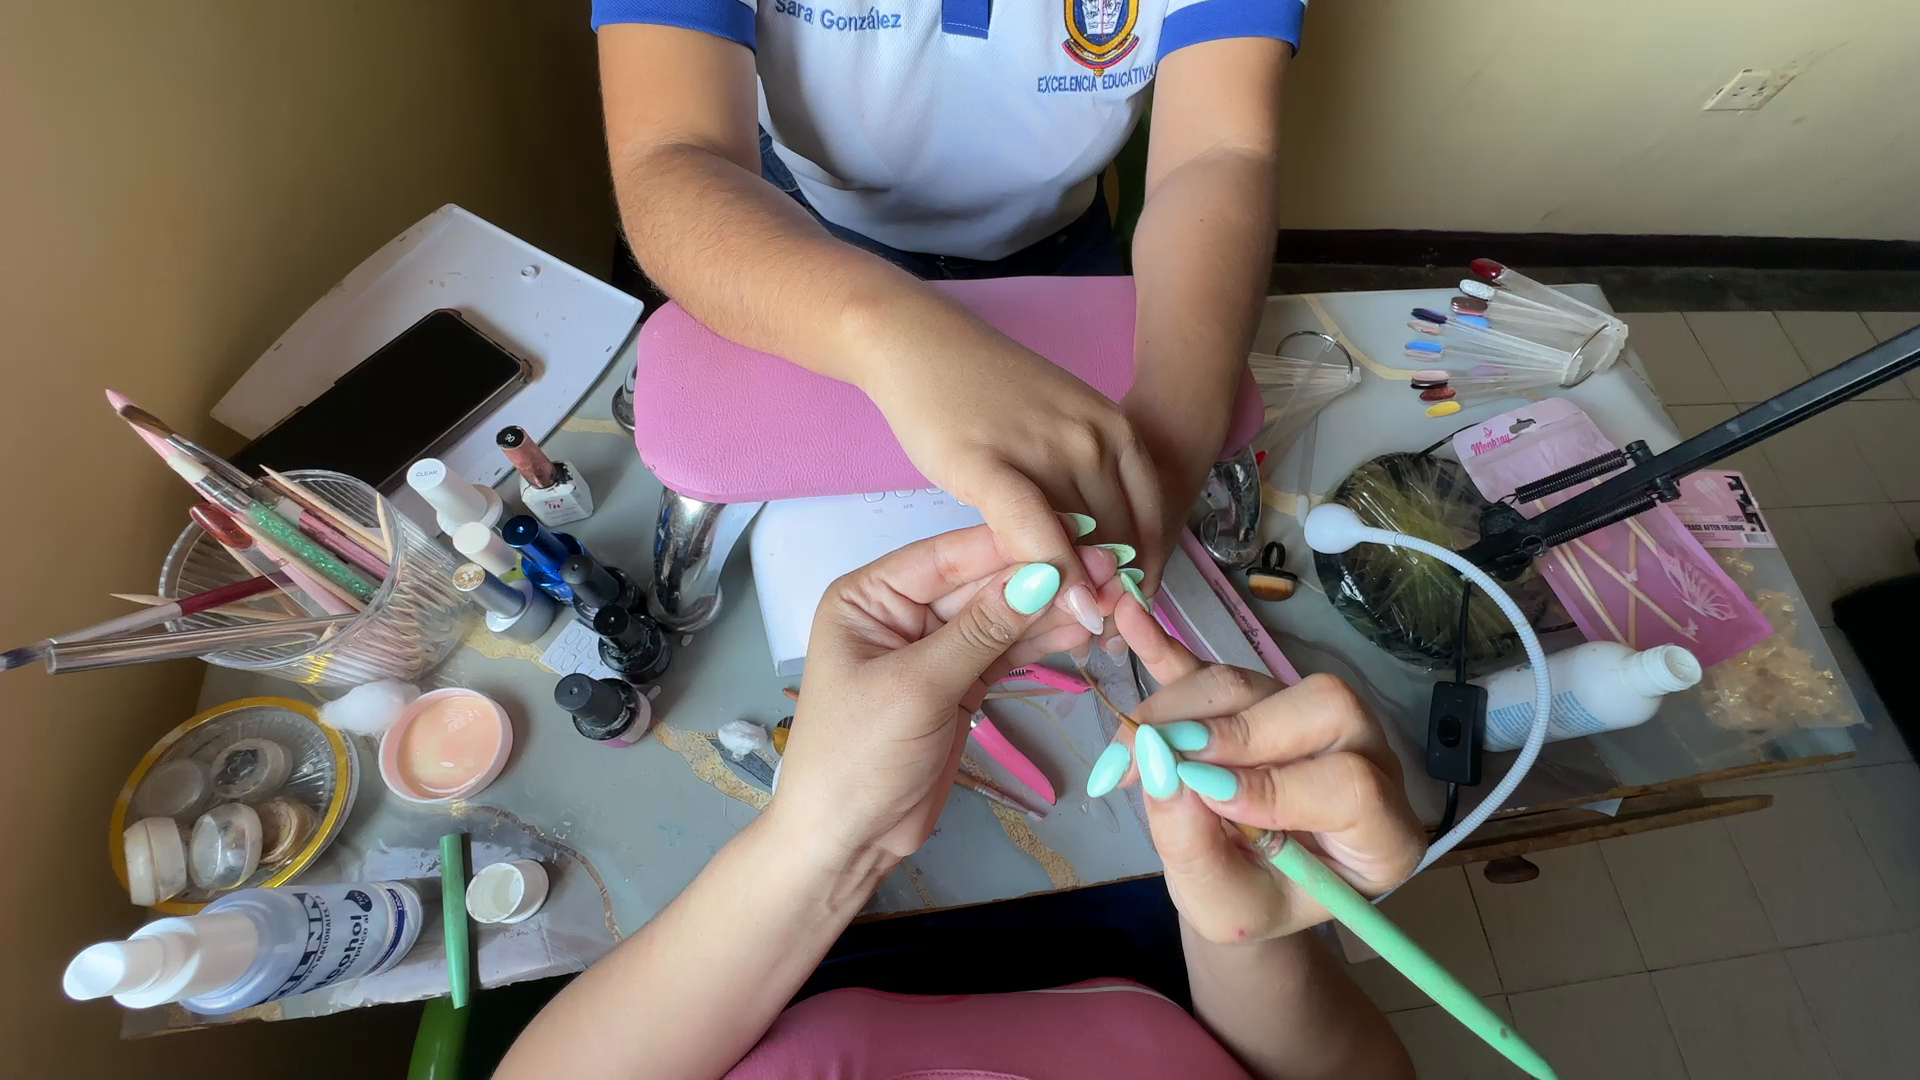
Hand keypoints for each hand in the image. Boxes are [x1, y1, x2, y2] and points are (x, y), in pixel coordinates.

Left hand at [775, 523, 1122, 865]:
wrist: (848, 841)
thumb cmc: (858, 757)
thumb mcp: (917, 688)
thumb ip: (981, 630)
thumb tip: (1043, 576)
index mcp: (872, 594)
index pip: (951, 554)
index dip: (1014, 543)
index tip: (1076, 537)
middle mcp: (904, 609)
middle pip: (983, 581)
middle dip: (1044, 577)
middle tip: (1110, 567)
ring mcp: (937, 644)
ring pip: (1002, 614)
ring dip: (1053, 608)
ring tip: (1111, 595)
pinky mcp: (963, 679)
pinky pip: (1008, 648)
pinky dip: (1043, 640)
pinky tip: (1083, 628)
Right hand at [864, 339, 1161, 640]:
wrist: (923, 345)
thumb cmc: (985, 389)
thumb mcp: (1055, 425)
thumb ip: (1083, 477)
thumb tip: (1096, 540)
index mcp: (1116, 432)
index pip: (1151, 518)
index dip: (1147, 571)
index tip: (1132, 607)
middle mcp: (1096, 441)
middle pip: (1122, 536)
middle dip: (1117, 590)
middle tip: (1102, 631)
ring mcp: (1049, 451)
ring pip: (1084, 541)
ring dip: (1087, 591)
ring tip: (1077, 629)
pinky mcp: (994, 465)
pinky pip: (1034, 529)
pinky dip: (1050, 570)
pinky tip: (1052, 601)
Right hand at [1104, 600, 1424, 943]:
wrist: (1242, 885)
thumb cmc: (1247, 903)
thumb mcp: (1222, 904)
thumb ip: (1193, 842)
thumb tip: (1158, 765)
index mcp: (1381, 832)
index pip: (1350, 784)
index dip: (1273, 783)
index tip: (1199, 791)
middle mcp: (1359, 758)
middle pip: (1319, 705)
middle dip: (1231, 727)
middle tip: (1163, 754)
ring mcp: (1305, 718)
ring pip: (1253, 682)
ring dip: (1182, 705)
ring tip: (1129, 747)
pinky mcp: (1251, 696)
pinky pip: (1210, 664)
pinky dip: (1165, 646)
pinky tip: (1132, 618)